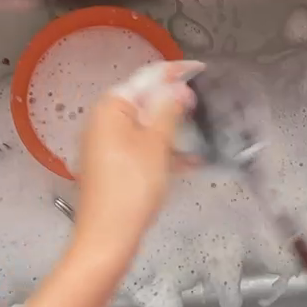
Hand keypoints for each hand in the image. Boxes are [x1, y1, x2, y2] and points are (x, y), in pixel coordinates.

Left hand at [72, 60, 201, 257]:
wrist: (107, 238)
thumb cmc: (132, 186)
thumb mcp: (157, 143)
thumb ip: (169, 109)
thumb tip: (178, 87)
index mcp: (111, 108)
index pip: (147, 77)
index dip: (175, 71)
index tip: (200, 68)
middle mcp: (104, 121)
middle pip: (145, 100)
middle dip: (174, 102)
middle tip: (202, 103)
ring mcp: (106, 144)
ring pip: (145, 126)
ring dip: (172, 128)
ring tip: (200, 132)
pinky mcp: (112, 165)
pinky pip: (141, 147)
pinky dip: (163, 150)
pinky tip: (189, 162)